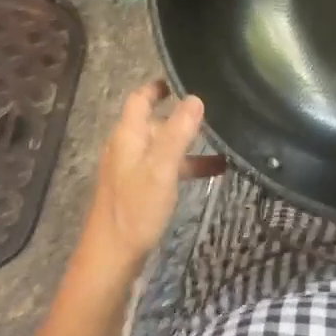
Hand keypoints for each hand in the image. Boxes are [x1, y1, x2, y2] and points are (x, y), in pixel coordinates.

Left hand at [81, 81, 214, 270]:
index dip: (157, 87)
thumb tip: (195, 98)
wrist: (112, 256)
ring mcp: (131, 171)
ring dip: (187, 144)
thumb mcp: (161, 168)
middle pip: (152, 123)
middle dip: (179, 116)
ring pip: (161, 148)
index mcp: (127, 136)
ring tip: (223, 143)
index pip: (139, 99)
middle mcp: (126, 148)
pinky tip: (213, 174)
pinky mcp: (138, 192)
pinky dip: (186, 167)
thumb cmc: (136, 208)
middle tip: (212, 110)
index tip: (179, 78)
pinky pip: (164, 170)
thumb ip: (178, 132)